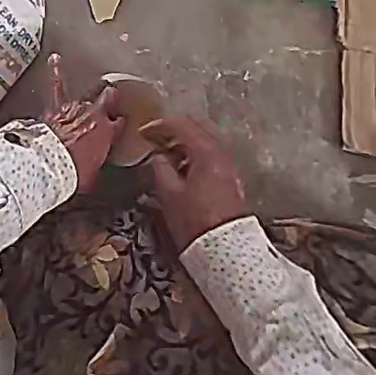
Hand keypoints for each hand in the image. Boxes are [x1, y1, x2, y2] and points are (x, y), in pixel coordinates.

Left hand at [44, 54, 121, 193]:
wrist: (52, 163)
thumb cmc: (74, 171)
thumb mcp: (91, 175)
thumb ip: (93, 167)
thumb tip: (91, 175)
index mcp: (109, 133)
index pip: (120, 123)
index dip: (119, 122)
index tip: (119, 122)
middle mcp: (97, 116)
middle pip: (109, 100)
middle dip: (111, 98)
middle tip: (113, 95)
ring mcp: (78, 108)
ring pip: (89, 93)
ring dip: (93, 90)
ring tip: (99, 83)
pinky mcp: (59, 106)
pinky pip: (58, 85)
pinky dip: (56, 72)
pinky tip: (55, 59)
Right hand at [140, 117, 249, 248]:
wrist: (225, 249)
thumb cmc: (194, 221)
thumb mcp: (169, 194)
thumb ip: (160, 168)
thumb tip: (157, 156)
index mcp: (207, 153)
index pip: (183, 126)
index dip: (160, 125)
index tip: (144, 131)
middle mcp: (222, 153)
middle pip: (199, 127)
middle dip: (176, 128)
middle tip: (156, 138)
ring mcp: (229, 165)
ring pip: (208, 140)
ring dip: (187, 141)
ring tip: (167, 153)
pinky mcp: (231, 178)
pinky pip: (213, 154)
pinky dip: (197, 153)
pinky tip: (184, 166)